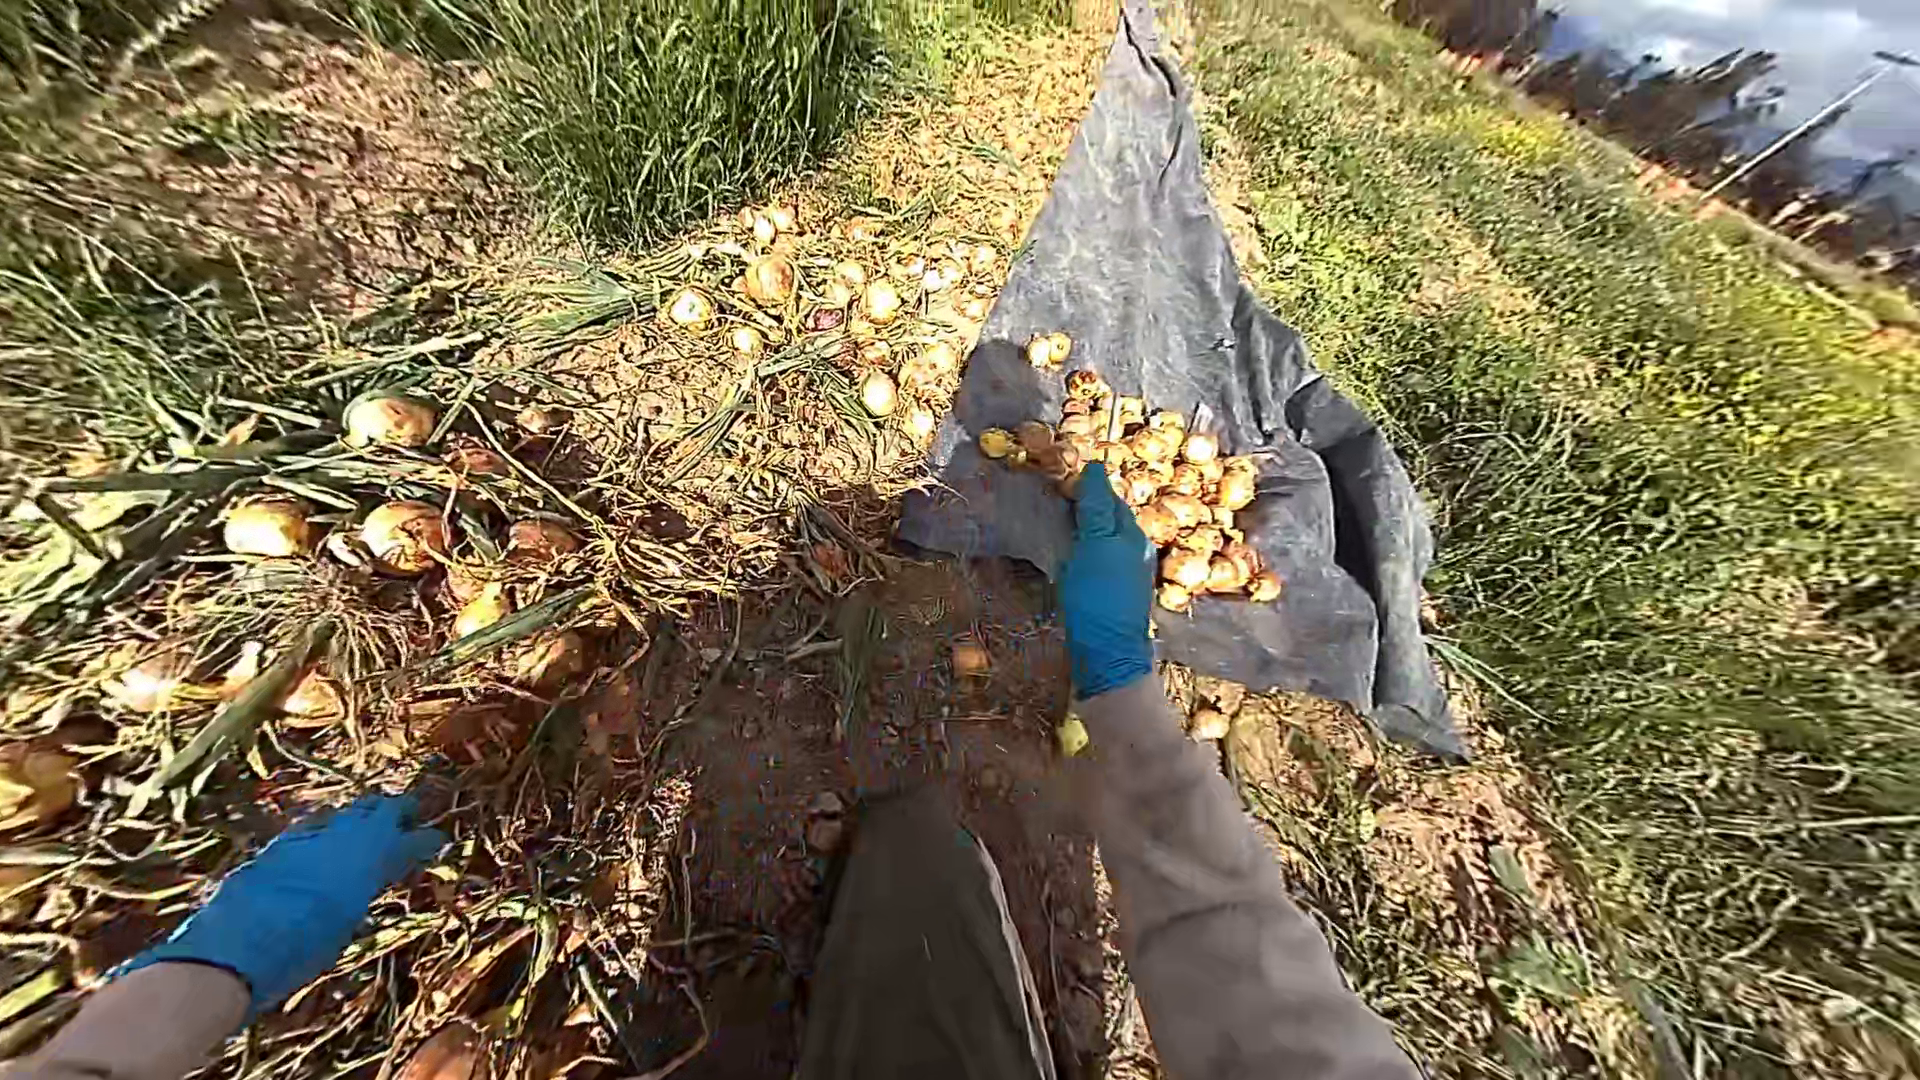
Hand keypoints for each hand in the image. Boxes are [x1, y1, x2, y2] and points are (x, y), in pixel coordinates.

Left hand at [118, 793, 445, 1015]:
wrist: (226, 957)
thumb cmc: (303, 947)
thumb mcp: (351, 918)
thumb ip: (370, 887)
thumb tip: (378, 878)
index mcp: (382, 852)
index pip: (421, 838)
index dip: (430, 842)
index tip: (436, 846)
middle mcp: (354, 833)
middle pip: (388, 806)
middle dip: (401, 812)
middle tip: (405, 824)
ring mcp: (314, 834)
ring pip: (349, 809)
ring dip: (359, 817)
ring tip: (361, 832)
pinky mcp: (278, 845)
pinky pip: (311, 828)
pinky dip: (321, 834)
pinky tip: (317, 849)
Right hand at [1061, 462, 1154, 697]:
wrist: (1107, 656)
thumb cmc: (1101, 598)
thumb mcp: (1097, 545)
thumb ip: (1096, 509)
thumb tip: (1094, 468)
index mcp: (1131, 535)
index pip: (1108, 497)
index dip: (1085, 485)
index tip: (1055, 476)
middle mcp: (1131, 551)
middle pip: (1105, 517)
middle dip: (1082, 504)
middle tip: (1047, 494)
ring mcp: (1120, 575)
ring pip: (1097, 539)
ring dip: (1076, 527)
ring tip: (1047, 519)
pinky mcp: (1106, 595)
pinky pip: (1090, 560)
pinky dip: (1074, 550)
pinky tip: (1058, 552)